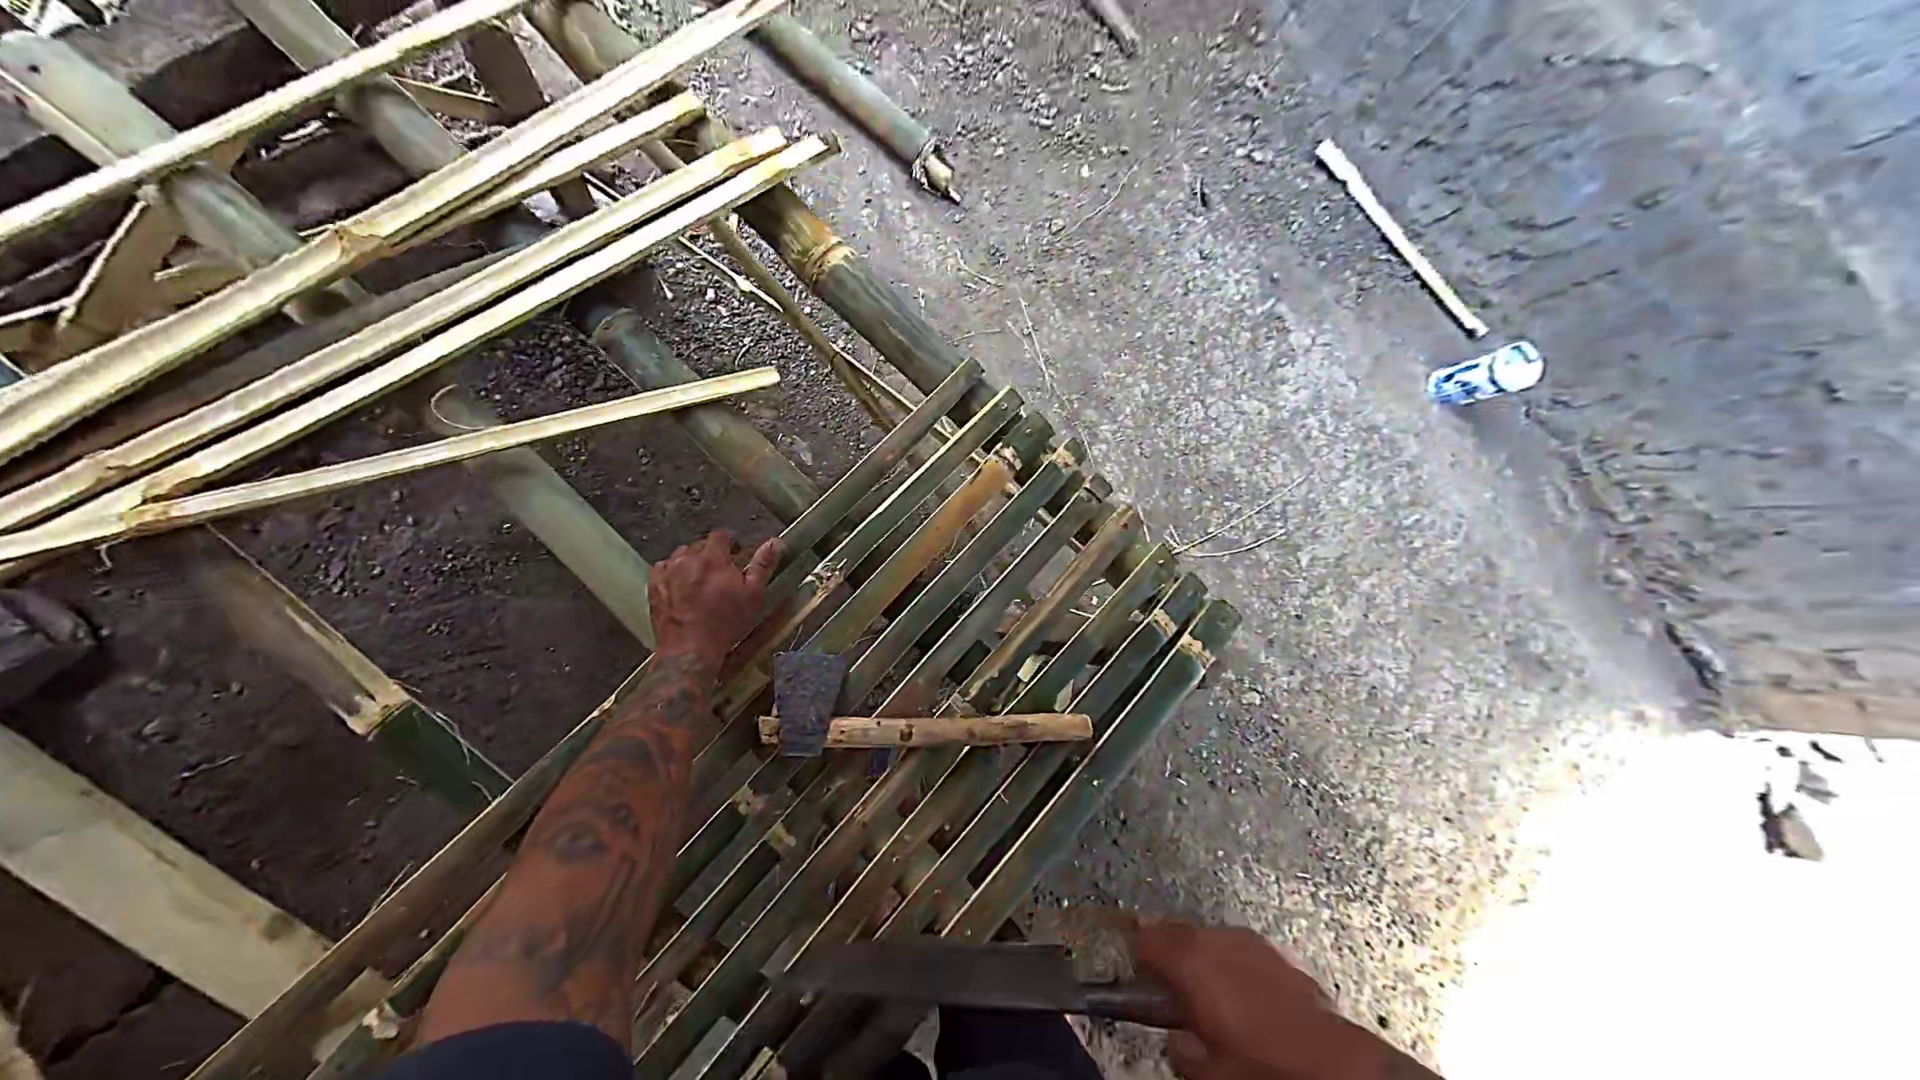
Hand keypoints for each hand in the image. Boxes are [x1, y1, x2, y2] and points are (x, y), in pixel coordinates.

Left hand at [648, 530, 781, 673]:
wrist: (691, 649)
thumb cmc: (725, 624)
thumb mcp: (753, 595)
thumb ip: (763, 565)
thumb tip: (774, 542)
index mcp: (713, 559)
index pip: (721, 536)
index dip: (730, 544)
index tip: (734, 556)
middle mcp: (688, 559)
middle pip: (700, 545)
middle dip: (711, 555)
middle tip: (720, 575)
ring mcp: (668, 572)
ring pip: (681, 555)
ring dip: (691, 562)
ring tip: (700, 581)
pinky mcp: (654, 585)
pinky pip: (662, 567)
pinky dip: (672, 571)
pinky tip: (680, 585)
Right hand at [1136, 922, 1396, 1079]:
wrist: (1340, 1071)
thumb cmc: (1264, 1068)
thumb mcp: (1209, 1074)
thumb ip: (1180, 1049)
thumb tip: (1177, 1039)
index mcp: (1191, 959)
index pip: (1146, 938)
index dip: (1133, 952)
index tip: (1129, 967)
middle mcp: (1218, 940)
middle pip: (1178, 931)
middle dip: (1167, 951)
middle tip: (1161, 980)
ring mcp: (1252, 944)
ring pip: (1211, 939)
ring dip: (1200, 957)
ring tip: (1201, 990)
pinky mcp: (1280, 958)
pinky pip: (1241, 953)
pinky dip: (1232, 966)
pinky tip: (1239, 996)